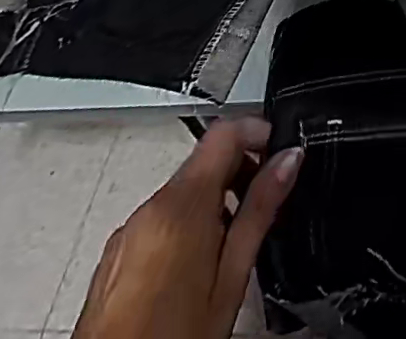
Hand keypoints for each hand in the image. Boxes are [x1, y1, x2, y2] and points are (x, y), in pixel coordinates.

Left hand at [72, 118, 302, 338]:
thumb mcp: (233, 273)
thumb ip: (262, 208)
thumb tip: (288, 160)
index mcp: (180, 206)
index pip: (224, 132)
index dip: (259, 131)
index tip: (281, 149)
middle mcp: (148, 209)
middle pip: (205, 159)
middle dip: (243, 169)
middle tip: (269, 199)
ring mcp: (128, 231)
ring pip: (185, 188)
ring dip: (218, 197)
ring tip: (238, 240)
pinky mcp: (117, 252)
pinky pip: (162, 216)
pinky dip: (190, 221)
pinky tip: (203, 262)